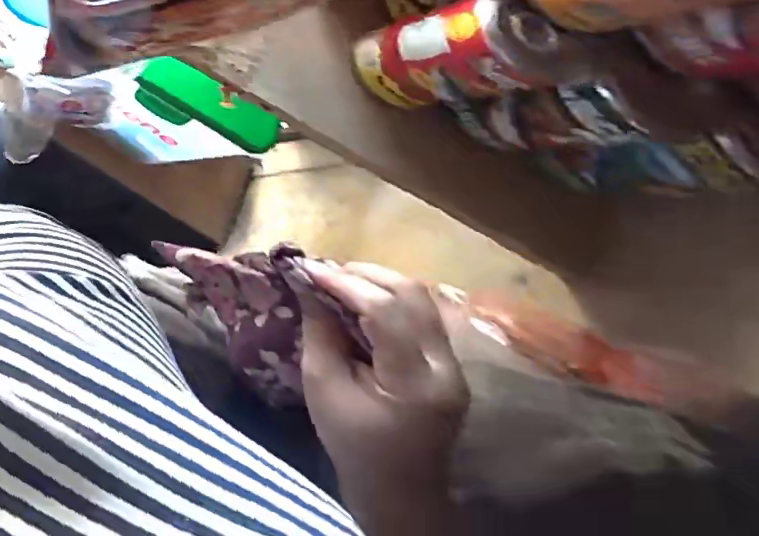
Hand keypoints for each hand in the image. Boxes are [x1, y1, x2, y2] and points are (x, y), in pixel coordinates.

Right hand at [299, 261, 466, 521]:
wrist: (399, 490)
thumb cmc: (353, 442)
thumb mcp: (323, 384)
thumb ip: (318, 329)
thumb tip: (306, 281)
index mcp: (416, 381)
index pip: (384, 311)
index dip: (342, 281)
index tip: (306, 268)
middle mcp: (445, 367)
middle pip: (411, 295)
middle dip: (361, 274)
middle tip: (322, 274)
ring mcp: (453, 365)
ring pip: (419, 298)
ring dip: (375, 282)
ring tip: (336, 283)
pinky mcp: (447, 363)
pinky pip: (419, 313)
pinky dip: (385, 297)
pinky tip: (356, 301)